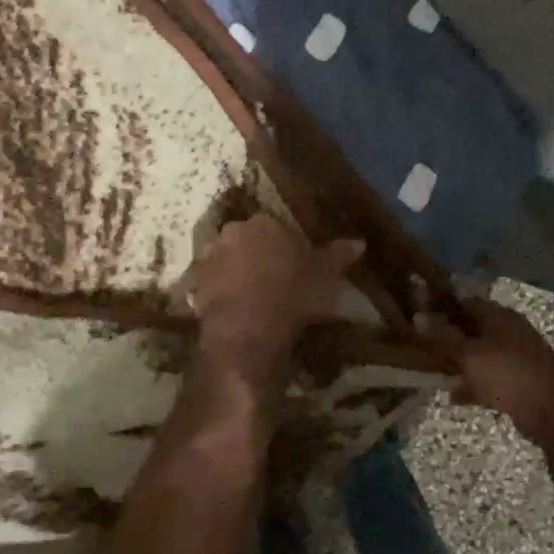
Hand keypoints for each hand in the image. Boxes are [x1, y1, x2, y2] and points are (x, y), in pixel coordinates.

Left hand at [180, 215, 362, 372]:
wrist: (247, 330)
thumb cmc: (292, 296)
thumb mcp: (325, 276)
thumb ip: (338, 255)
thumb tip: (359, 241)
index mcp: (264, 223)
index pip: (275, 228)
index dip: (285, 248)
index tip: (293, 268)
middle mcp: (232, 231)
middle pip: (247, 240)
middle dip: (256, 255)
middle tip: (272, 282)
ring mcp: (209, 256)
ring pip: (226, 259)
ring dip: (235, 272)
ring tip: (250, 298)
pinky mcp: (194, 282)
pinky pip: (209, 282)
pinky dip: (218, 291)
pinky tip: (231, 309)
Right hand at [418, 297, 553, 448]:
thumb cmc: (508, 374)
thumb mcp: (469, 354)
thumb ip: (442, 336)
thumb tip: (416, 316)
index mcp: (499, 316)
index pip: (464, 302)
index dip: (440, 307)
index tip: (418, 317)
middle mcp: (509, 332)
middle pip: (471, 329)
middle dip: (447, 338)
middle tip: (422, 348)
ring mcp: (516, 358)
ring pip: (479, 355)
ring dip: (458, 363)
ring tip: (434, 373)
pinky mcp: (520, 382)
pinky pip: (489, 378)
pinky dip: (473, 385)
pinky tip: (454, 397)